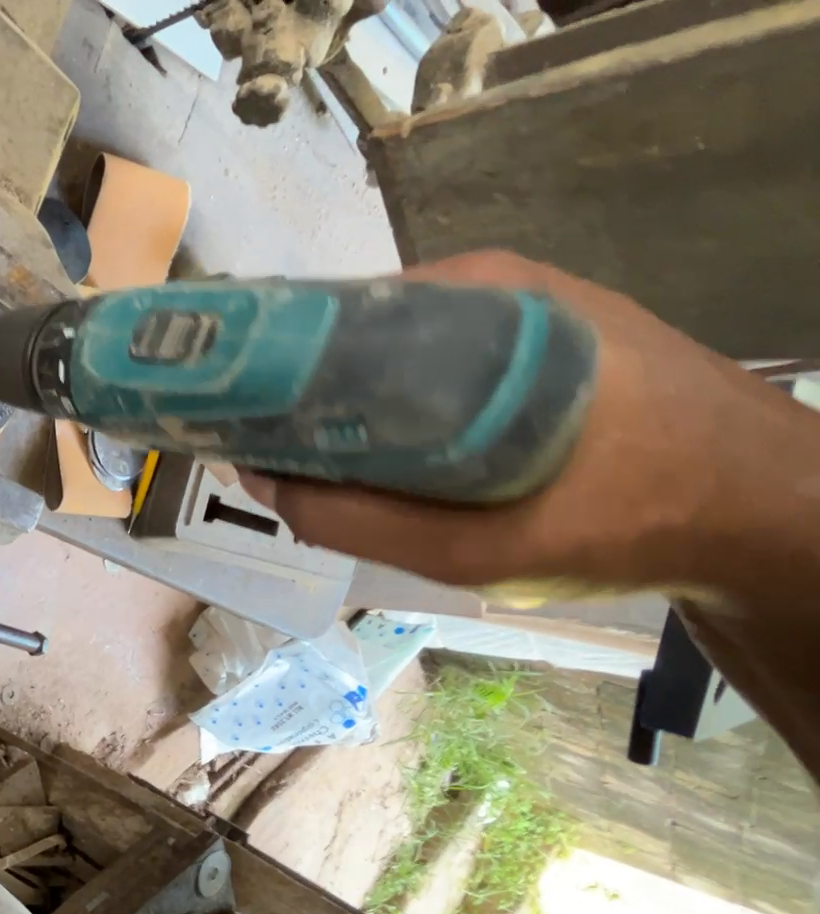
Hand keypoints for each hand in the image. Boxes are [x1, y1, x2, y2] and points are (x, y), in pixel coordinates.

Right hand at [239, 250, 817, 593]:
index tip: (226, 409)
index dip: (266, 364)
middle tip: (268, 446)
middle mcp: (488, 285)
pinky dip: (391, 392)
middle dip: (300, 386)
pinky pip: (428, 354)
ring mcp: (515, 300)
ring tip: (313, 451)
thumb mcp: (472, 549)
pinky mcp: (534, 324)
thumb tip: (258, 479)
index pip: (328, 318)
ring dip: (345, 393)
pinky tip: (384, 441)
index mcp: (476, 304)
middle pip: (351, 331)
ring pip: (386, 345)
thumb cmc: (627, 523)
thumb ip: (353, 519)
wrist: (773, 511)